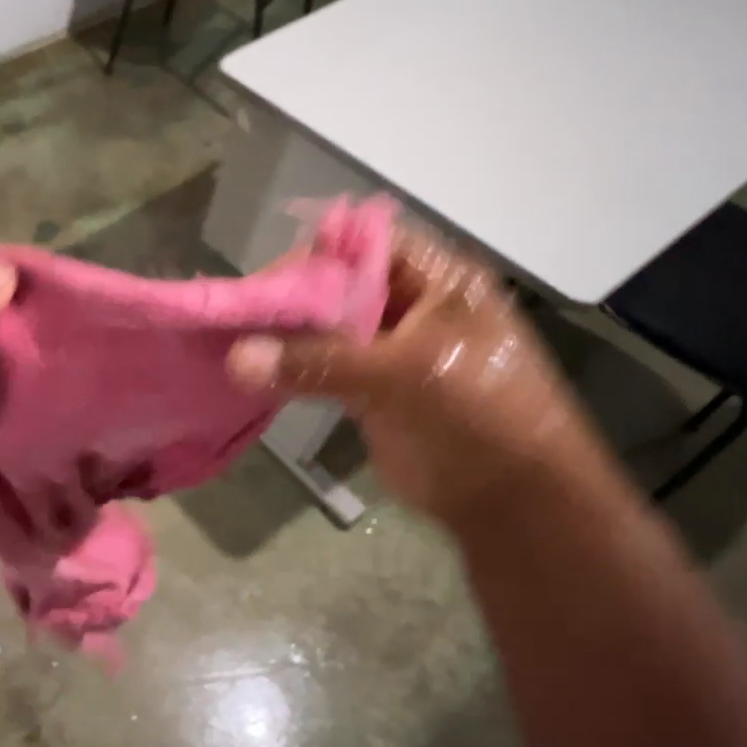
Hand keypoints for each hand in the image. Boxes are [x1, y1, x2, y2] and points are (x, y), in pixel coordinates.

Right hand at [226, 229, 611, 526]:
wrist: (513, 502)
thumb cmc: (475, 419)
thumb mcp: (401, 377)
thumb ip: (317, 362)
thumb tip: (234, 358)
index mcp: (438, 281)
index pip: (364, 244)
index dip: (313, 258)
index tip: (261, 289)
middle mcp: (413, 304)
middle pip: (338, 284)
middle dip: (288, 301)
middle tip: (237, 323)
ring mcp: (391, 347)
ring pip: (326, 327)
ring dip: (283, 338)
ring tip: (234, 348)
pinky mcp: (372, 387)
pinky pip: (323, 366)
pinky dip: (291, 369)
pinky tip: (253, 376)